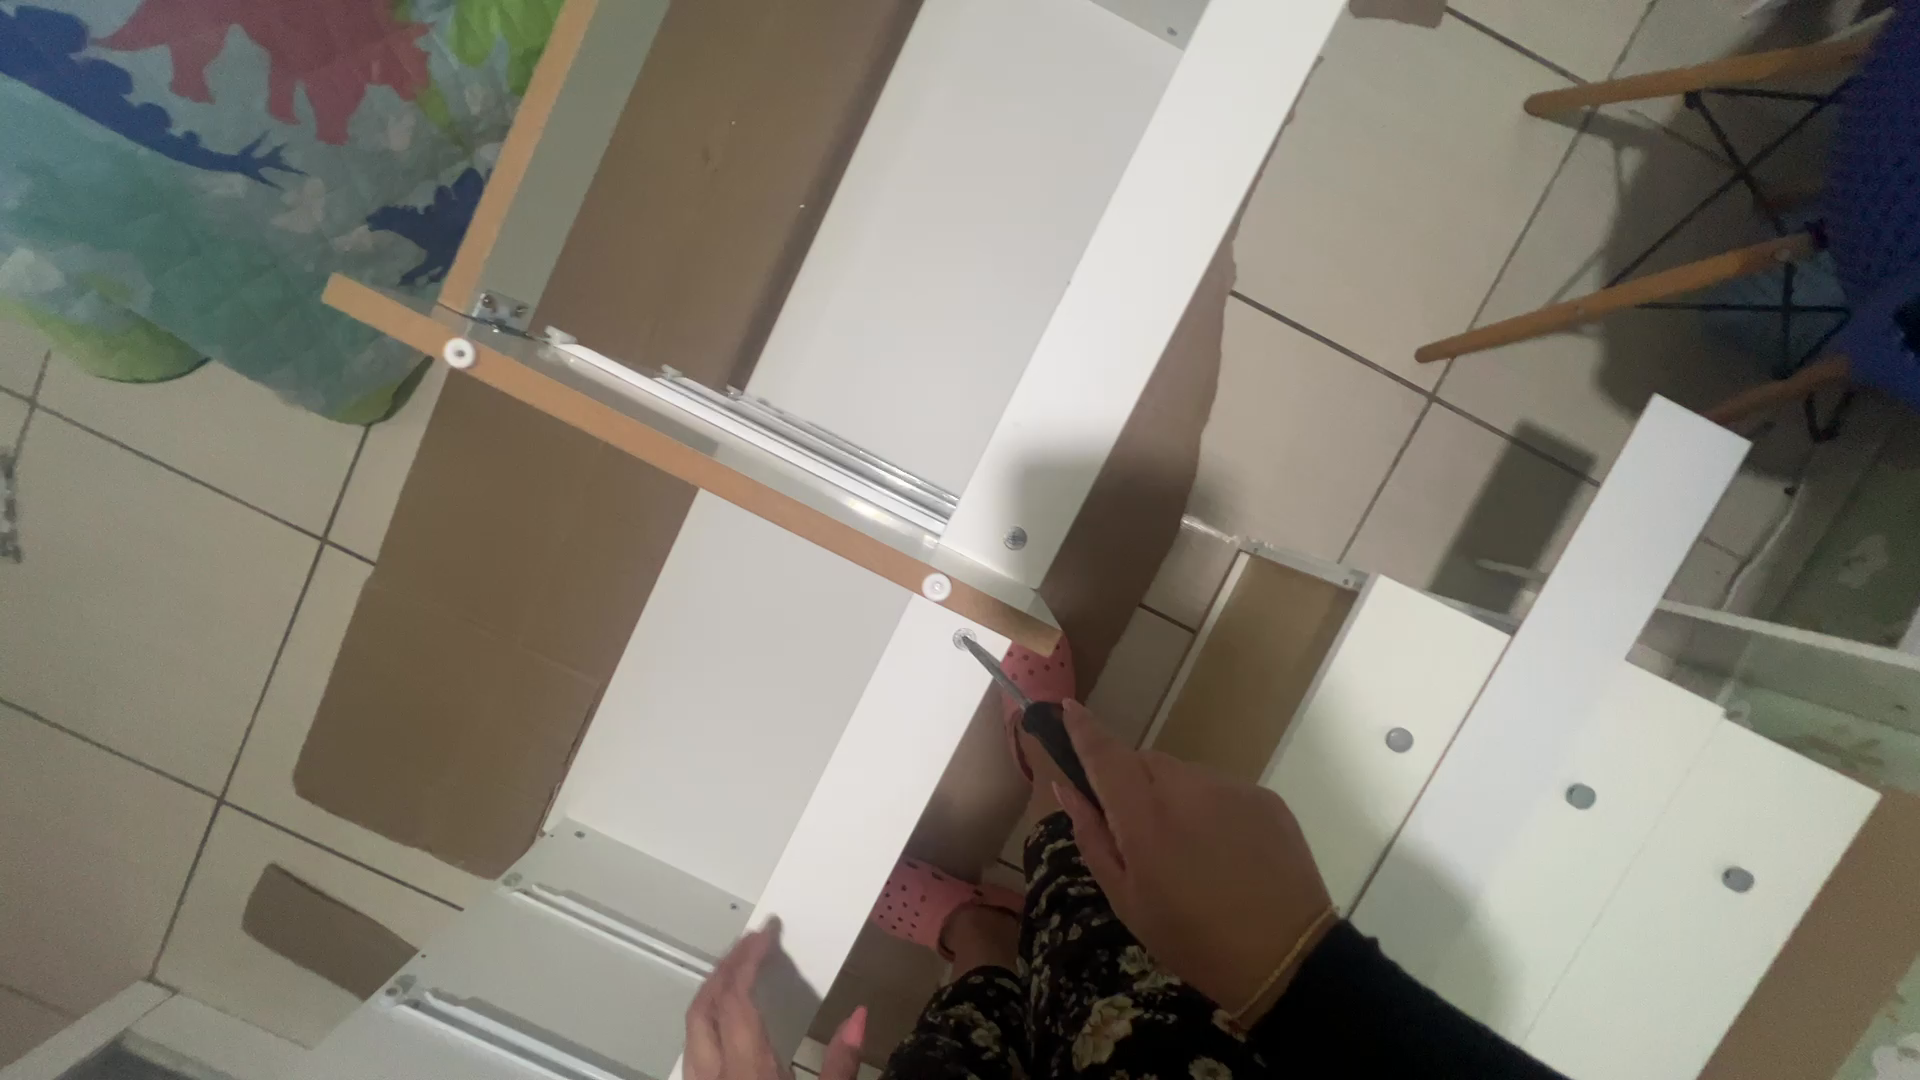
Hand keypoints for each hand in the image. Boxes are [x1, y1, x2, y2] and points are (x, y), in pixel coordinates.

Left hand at [684, 920, 866, 1079]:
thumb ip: (840, 1062)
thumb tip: (858, 1014)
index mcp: (746, 1071)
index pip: (736, 1000)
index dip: (748, 959)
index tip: (768, 932)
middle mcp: (712, 1076)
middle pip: (704, 1006)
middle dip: (726, 965)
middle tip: (752, 940)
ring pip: (692, 1027)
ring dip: (713, 989)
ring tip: (739, 967)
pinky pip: (693, 1046)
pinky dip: (709, 1016)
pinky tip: (730, 1016)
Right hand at [1053, 701, 1333, 1024]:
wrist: (1288, 961)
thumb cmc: (1192, 939)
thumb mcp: (1125, 898)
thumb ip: (1091, 836)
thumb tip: (1065, 787)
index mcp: (1144, 816)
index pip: (1104, 754)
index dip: (1083, 728)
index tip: (1068, 707)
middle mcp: (1185, 787)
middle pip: (1143, 762)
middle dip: (1133, 784)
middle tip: (1142, 833)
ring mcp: (1229, 787)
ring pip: (1182, 775)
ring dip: (1174, 797)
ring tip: (1192, 851)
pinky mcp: (1263, 796)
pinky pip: (1219, 789)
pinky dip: (1211, 808)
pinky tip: (1226, 851)